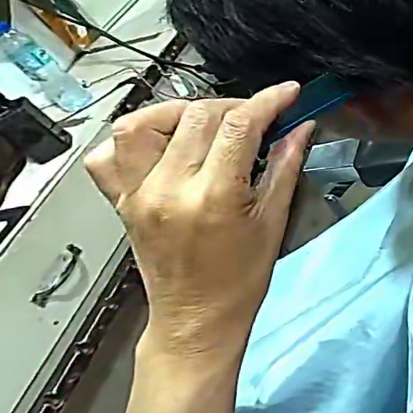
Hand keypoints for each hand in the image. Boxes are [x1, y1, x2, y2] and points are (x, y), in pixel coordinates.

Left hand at [85, 86, 315, 362]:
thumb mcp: (274, 219)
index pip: (239, 125)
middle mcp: (167, 189)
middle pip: (198, 115)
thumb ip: (286, 164)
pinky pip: (110, 154)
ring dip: (182, 111)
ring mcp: (136, 193)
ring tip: (210, 123)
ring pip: (143, 122)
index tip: (289, 92)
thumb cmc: (242, 276)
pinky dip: (136, 138)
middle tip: (260, 116)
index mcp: (212, 197)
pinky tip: (166, 144)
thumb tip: (301, 126)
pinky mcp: (120, 200)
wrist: (197, 319)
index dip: (268, 100)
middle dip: (236, 105)